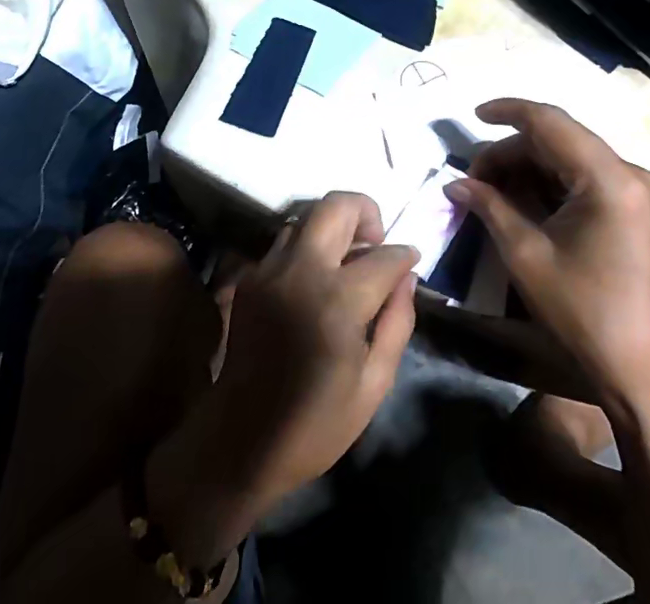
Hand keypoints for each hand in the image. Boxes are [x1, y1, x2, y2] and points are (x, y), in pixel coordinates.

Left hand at [144, 193, 417, 563]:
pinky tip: (319, 283)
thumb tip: (407, 277)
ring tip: (349, 263)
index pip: (384, 255)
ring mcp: (268, 272)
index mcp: (337, 301)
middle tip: (376, 246)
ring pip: (308, 218)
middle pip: (337, 205)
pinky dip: (310, 248)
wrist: (237, 445)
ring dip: (335, 228)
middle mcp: (300, 273)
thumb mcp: (375, 383)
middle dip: (367, 213)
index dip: (406, 256)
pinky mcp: (248, 281)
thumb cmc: (315, 425)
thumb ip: (398, 321)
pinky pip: (286, 243)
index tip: (412, 263)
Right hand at [443, 99, 649, 407]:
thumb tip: (456, 183)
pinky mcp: (637, 208)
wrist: (644, 367)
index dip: (509, 111)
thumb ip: (491, 207)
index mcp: (610, 178)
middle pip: (561, 141)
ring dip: (530, 169)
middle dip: (513, 152)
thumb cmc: (584, 312)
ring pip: (572, 159)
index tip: (473, 115)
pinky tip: (522, 202)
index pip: (552, 123)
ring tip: (490, 193)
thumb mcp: (528, 256)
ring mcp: (638, 191)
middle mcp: (631, 173)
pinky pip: (587, 180)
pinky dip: (552, 184)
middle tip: (473, 180)